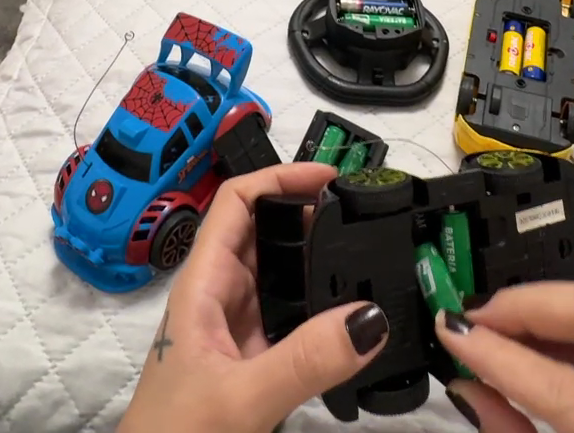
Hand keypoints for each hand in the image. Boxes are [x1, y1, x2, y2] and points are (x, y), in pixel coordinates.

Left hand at [119, 163, 390, 432]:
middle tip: (359, 213)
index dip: (280, 176)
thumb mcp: (241, 398)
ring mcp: (235, 324)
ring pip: (278, 270)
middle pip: (262, 228)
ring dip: (315, 255)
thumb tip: (370, 316)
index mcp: (203, 281)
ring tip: (362, 248)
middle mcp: (218, 292)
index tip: (330, 177)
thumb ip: (305, 360)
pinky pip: (290, 311)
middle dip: (307, 211)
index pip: (237, 201)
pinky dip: (319, 300)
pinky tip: (348, 310)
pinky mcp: (251, 355)